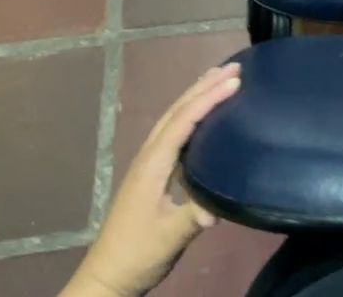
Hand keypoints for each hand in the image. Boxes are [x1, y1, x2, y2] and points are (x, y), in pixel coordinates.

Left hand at [69, 64, 240, 296]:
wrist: (107, 279)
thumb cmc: (137, 255)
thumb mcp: (168, 238)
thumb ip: (193, 218)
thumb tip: (221, 205)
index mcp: (152, 165)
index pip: (182, 122)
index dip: (208, 99)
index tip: (235, 81)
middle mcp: (149, 156)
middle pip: (176, 111)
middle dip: (204, 86)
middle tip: (234, 67)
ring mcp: (148, 163)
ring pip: (173, 117)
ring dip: (196, 95)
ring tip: (220, 76)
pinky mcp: (153, 173)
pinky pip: (174, 130)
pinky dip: (191, 112)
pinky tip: (203, 114)